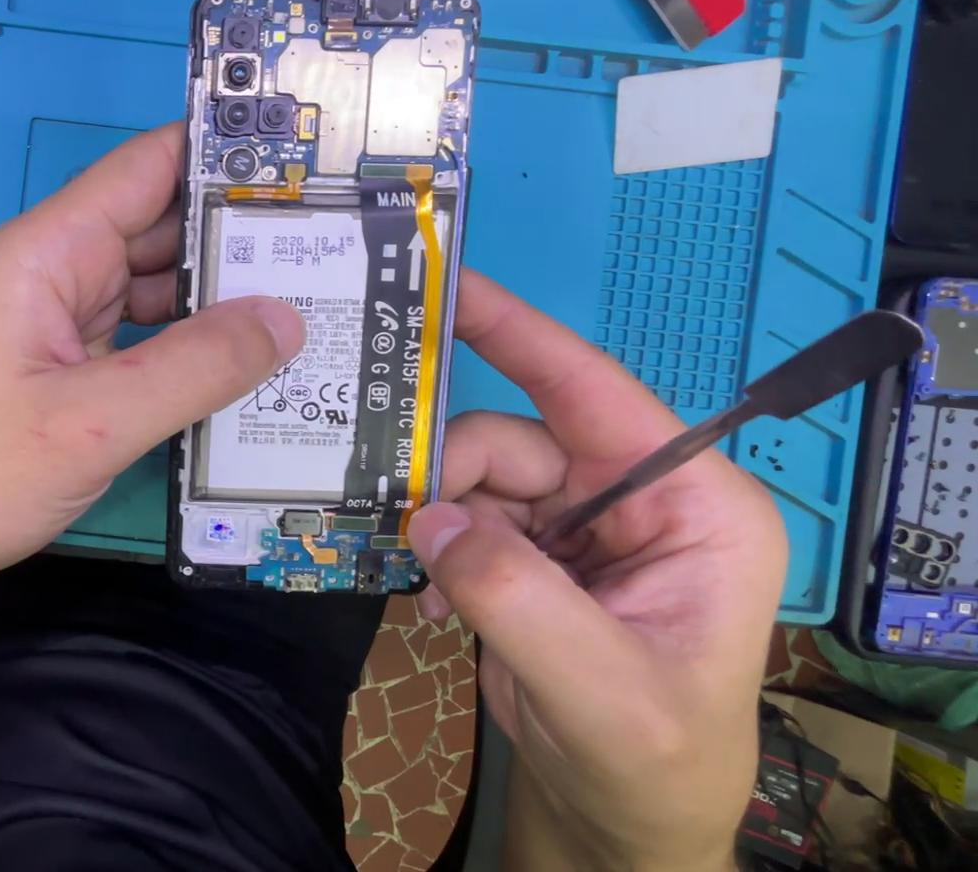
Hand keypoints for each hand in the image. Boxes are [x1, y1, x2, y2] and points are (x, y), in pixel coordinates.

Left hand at [0, 123, 303, 591]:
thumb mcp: (91, 422)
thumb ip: (194, 368)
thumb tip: (287, 319)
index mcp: (49, 253)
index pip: (146, 169)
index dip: (223, 152)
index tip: (309, 154)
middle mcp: (59, 270)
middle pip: (163, 225)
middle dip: (244, 228)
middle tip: (343, 238)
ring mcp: (66, 318)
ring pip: (161, 283)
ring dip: (227, 291)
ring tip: (322, 293)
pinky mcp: (74, 362)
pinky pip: (148, 333)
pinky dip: (196, 340)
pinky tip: (254, 356)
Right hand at [407, 272, 783, 871]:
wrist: (616, 813)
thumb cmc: (650, 758)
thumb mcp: (603, 690)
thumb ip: (518, 599)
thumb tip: (427, 516)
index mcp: (689, 505)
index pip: (593, 390)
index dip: (519, 332)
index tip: (446, 287)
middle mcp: (629, 496)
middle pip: (507, 440)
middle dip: (452, 480)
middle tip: (411, 531)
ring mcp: (571, 521)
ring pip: (469, 475)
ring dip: (436, 523)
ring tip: (426, 583)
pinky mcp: (525, 548)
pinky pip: (454, 514)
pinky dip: (430, 549)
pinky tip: (431, 600)